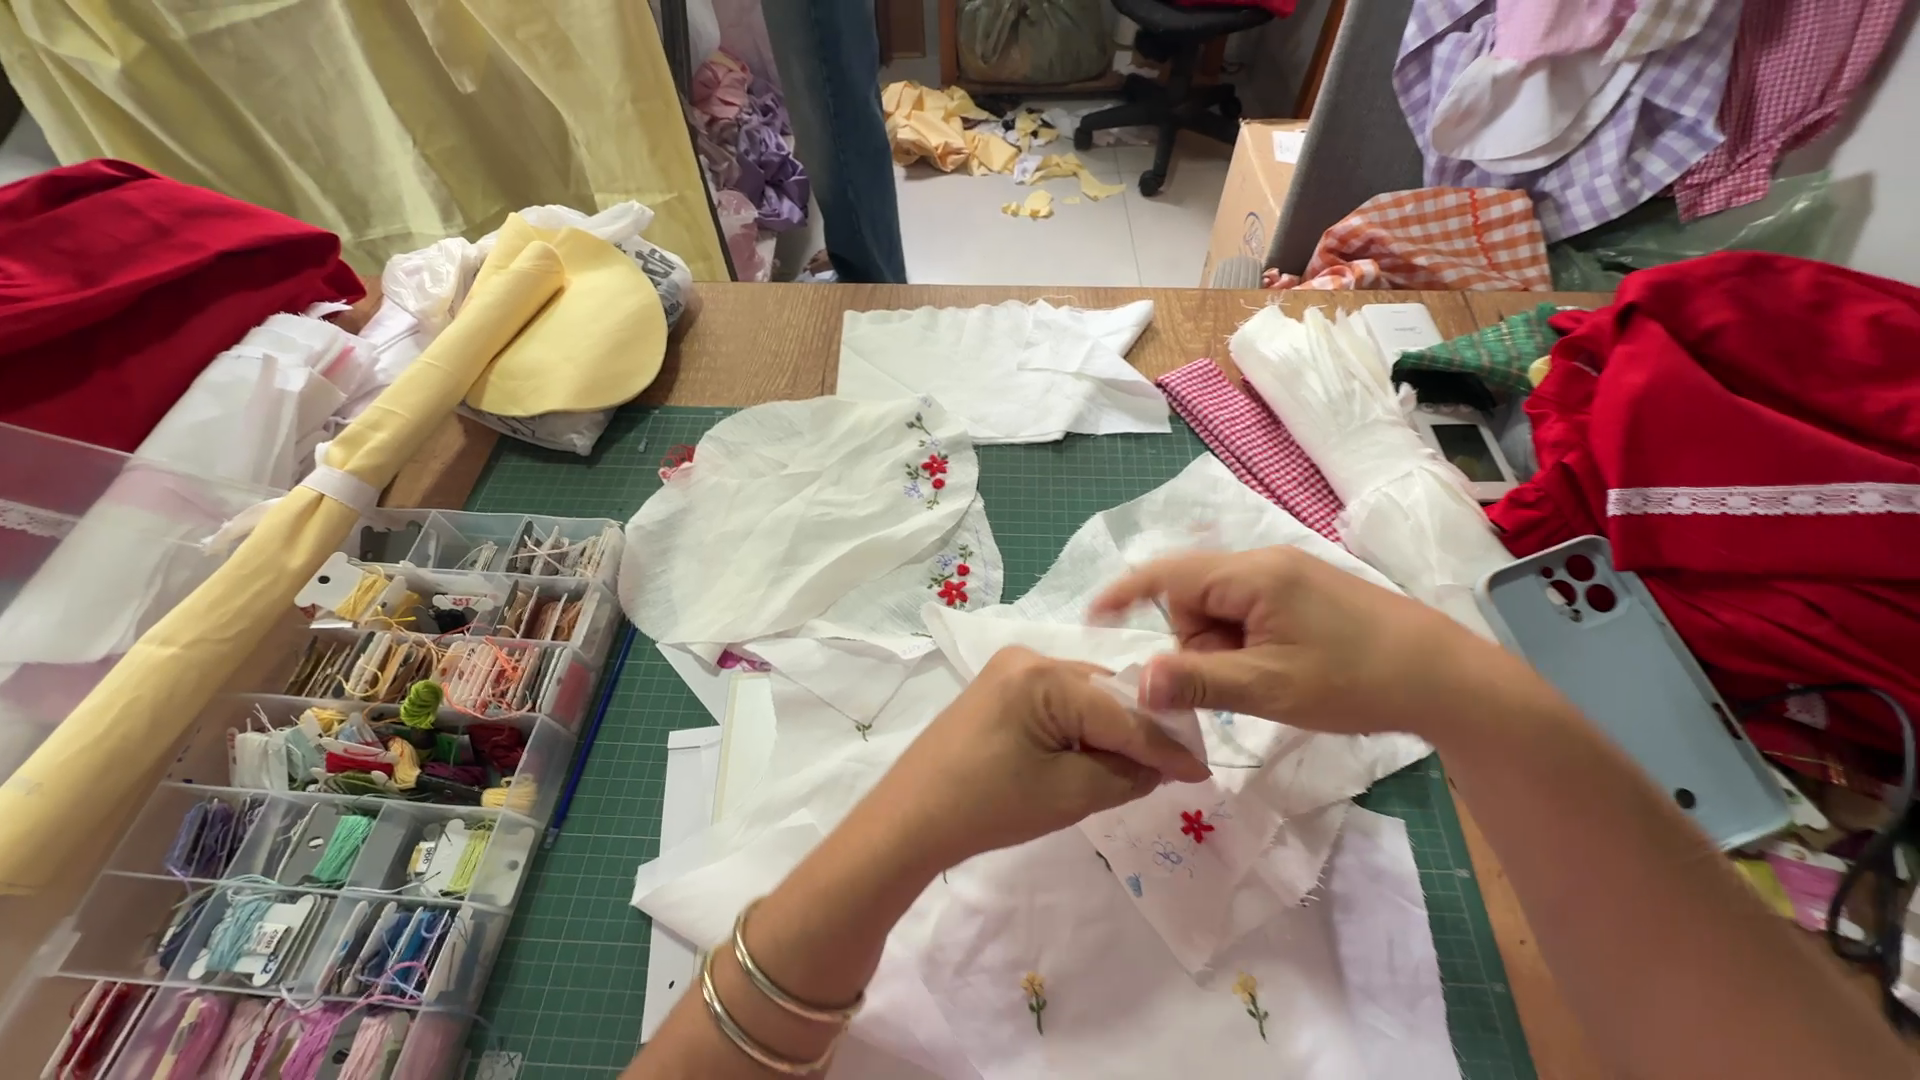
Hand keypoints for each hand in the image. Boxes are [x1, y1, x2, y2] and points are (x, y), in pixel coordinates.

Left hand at [878, 646, 1211, 866]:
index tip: (1204, 771)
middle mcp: (1028, 657)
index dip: (1166, 746)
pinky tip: (1098, 753)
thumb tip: (1163, 764)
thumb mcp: (1069, 795)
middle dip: (1140, 732)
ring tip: (1142, 767)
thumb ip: (1126, 774)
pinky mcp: (999, 688)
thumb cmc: (988, 807)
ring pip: (1084, 697)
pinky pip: (1058, 702)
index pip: (1122, 712)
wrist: (909, 819)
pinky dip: (1082, 727)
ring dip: (1112, 729)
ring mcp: (1010, 670)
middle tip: (1177, 769)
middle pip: (1105, 695)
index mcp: (1043, 675)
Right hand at [1091, 547, 1524, 737]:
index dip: (1124, 593)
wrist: (1446, 679)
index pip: (1167, 576)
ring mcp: (1288, 574)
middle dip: (1197, 641)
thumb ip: (1198, 681)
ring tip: (1265, 680)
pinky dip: (1246, 642)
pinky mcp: (1305, 591)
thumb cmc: (1355, 681)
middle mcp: (1265, 562)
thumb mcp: (1269, 689)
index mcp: (1252, 575)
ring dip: (1224, 646)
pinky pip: (1249, 611)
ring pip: (1220, 607)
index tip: (1093, 617)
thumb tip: (1137, 681)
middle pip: (1193, 596)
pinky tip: (1278, 669)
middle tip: (1234, 682)